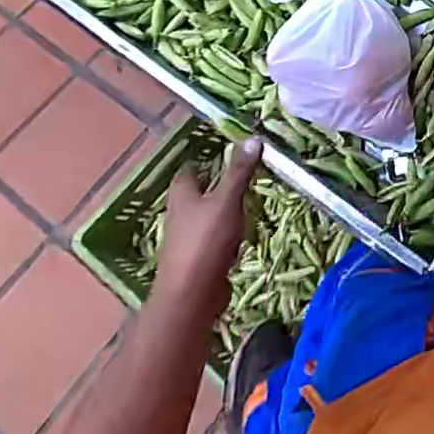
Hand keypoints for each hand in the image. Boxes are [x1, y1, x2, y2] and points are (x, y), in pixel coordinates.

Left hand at [155, 137, 261, 290]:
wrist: (192, 295)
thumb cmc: (206, 240)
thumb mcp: (227, 200)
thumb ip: (239, 172)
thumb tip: (253, 139)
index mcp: (182, 196)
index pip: (188, 171)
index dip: (202, 161)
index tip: (222, 152)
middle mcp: (180, 215)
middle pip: (196, 194)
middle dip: (214, 184)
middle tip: (240, 174)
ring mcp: (188, 239)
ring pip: (206, 216)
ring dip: (222, 209)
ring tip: (246, 200)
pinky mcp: (198, 259)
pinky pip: (214, 238)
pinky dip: (227, 232)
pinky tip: (243, 234)